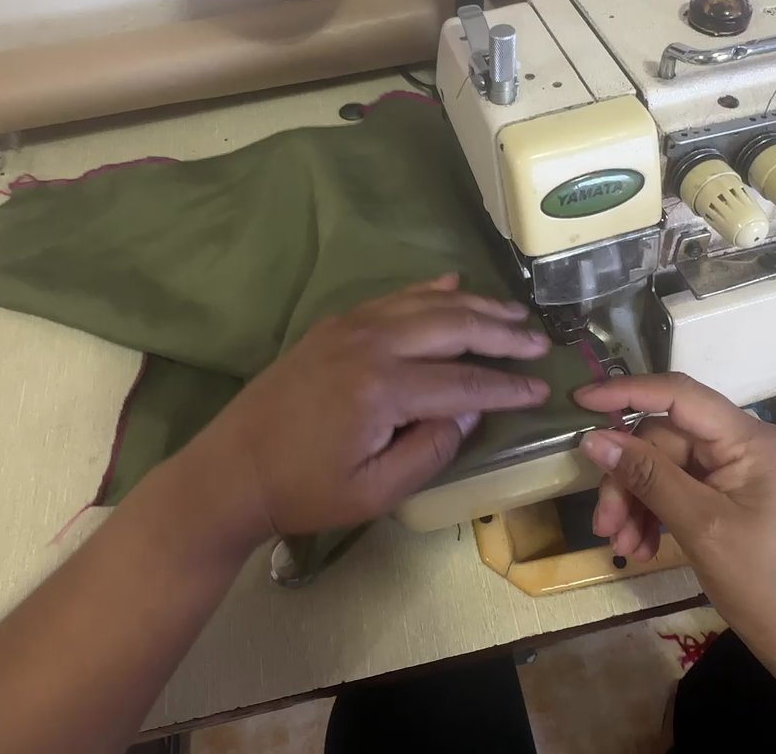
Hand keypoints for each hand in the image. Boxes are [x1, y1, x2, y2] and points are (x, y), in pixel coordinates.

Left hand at [177, 274, 552, 541]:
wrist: (234, 468)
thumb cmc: (306, 489)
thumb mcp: (375, 492)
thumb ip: (431, 451)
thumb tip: (470, 413)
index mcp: (383, 389)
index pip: (464, 383)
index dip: (507, 387)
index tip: (541, 388)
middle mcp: (372, 344)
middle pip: (453, 327)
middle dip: (502, 333)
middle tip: (538, 341)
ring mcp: (352, 326)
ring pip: (427, 304)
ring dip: (475, 306)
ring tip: (513, 312)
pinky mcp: (336, 323)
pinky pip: (394, 297)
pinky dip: (429, 290)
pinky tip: (454, 284)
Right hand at [575, 375, 775, 629]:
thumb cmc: (764, 582)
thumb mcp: (700, 526)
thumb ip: (647, 476)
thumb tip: (594, 440)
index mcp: (748, 438)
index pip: (678, 394)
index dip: (626, 391)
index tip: (581, 401)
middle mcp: (741, 443)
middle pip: (663, 439)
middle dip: (627, 477)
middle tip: (603, 522)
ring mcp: (733, 469)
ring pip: (662, 465)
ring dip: (635, 501)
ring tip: (619, 543)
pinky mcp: (725, 494)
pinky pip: (675, 488)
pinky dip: (652, 513)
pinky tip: (638, 547)